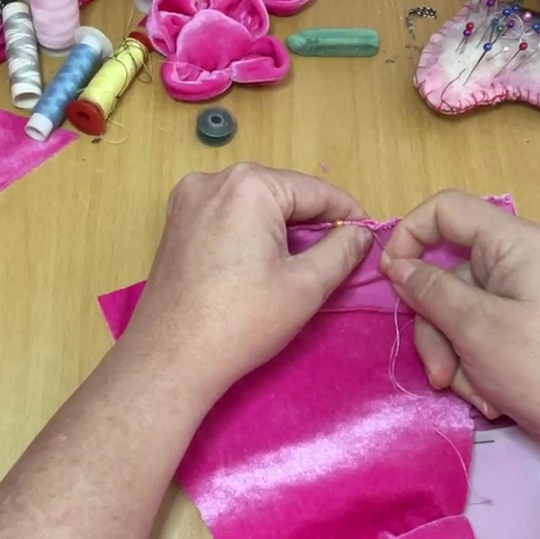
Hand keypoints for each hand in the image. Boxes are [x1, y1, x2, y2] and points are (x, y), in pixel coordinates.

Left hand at [120, 164, 374, 401]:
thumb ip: (341, 251)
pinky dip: (249, 232)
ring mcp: (186, 201)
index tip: (369, 234)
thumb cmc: (242, 321)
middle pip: (280, 193)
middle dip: (311, 221)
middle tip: (339, 253)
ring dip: (280, 227)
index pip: (314, 191)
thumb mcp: (305, 286)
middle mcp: (211, 181)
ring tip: (303, 261)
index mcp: (247, 185)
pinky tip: (262, 262)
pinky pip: (225, 217)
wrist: (170, 358)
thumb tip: (359, 234)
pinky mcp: (174, 225)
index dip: (347, 214)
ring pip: (251, 205)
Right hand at [378, 191, 539, 459]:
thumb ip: (429, 289)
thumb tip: (395, 264)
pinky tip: (489, 396)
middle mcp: (519, 263)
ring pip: (456, 312)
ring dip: (451, 354)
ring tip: (469, 390)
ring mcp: (523, 300)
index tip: (390, 278)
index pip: (446, 209)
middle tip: (438, 370)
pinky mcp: (525, 334)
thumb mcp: (475, 326)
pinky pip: (478, 336)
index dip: (410, 235)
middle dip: (434, 325)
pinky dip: (473, 366)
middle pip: (446, 274)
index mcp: (514, 243)